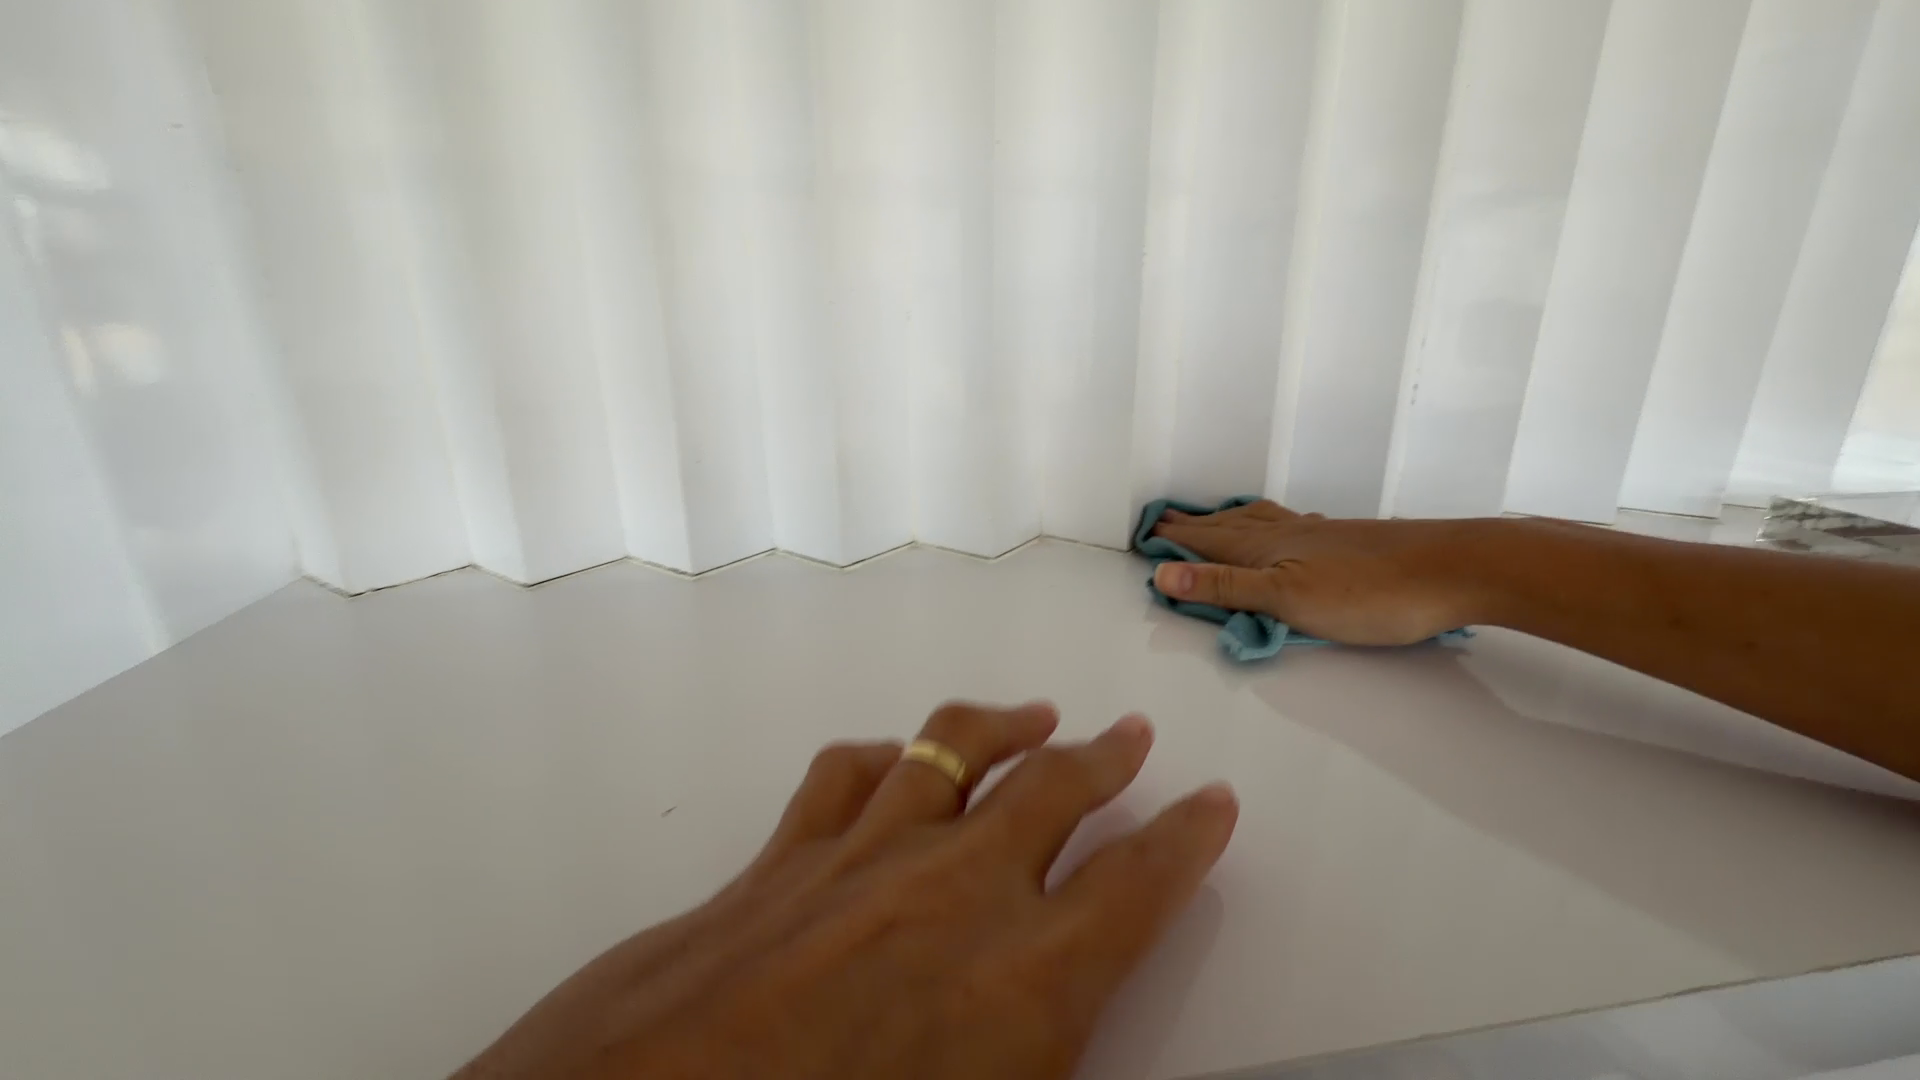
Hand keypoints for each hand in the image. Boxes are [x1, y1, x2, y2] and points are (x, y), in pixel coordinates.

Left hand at [454, 702, 1237, 1079]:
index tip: (1213, 805)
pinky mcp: (785, 856)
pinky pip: (848, 776)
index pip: (1138, 888)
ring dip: (1005, 728)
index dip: (1188, 841)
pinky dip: (885, 757)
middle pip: (1056, 792)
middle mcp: (953, 896)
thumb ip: (1042, 1062)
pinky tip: (900, 754)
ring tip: (1036, 714)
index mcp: (1020, 985)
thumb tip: (1058, 1032)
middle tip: (1133, 736)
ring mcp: (864, 860)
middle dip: (1107, 758)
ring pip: (957, 755)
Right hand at [1149, 499, 1491, 644]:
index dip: (1175, 539)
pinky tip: (1284, 529)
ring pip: (1260, 521)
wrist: (1457, 569)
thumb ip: (1226, 587)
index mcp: (1267, 547)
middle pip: (1229, 525)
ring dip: (1228, 520)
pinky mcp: (1347, 541)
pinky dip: (1267, 523)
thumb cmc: (1369, 593)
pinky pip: (1289, 525)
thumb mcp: (1287, 598)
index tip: (1144, 532)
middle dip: (1194, 525)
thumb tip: (1162, 575)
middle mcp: (1288, 533)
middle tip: (1164, 519)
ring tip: (1211, 518)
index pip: (1208, 541)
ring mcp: (1320, 534)